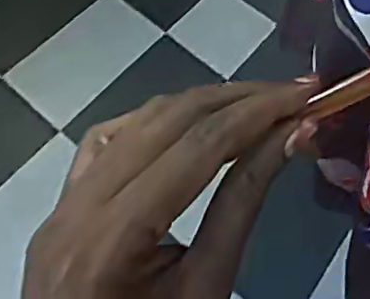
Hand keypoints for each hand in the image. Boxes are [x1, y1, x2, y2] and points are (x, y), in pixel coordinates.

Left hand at [23, 81, 316, 298]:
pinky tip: (194, 122)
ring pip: (147, 117)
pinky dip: (162, 118)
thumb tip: (295, 130)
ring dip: (209, 102)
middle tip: (296, 91)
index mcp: (111, 240)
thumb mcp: (207, 287)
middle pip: (175, 118)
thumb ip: (246, 200)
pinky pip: (113, 136)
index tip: (308, 92)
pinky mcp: (62, 203)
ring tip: (260, 103)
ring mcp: (62, 203)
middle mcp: (77, 210)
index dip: (261, 109)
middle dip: (243, 97)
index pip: (201, 143)